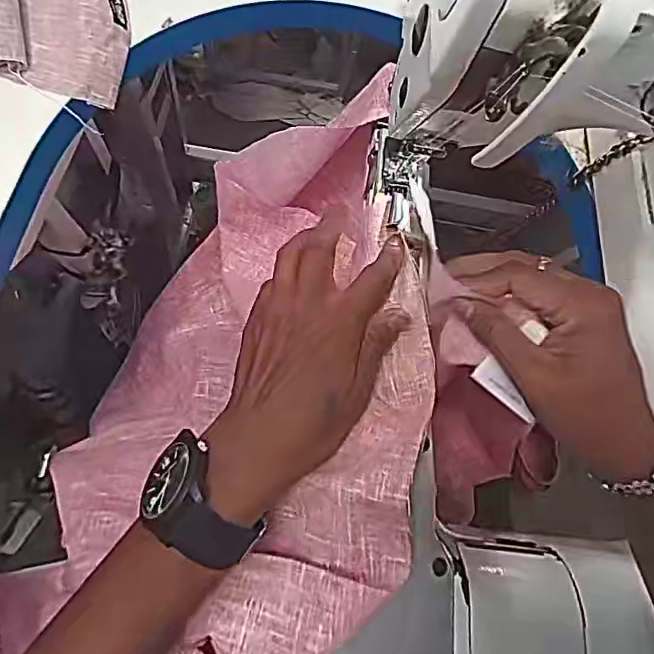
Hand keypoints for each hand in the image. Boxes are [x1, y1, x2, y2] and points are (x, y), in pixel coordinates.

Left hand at [203, 226, 408, 523]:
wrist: (256, 439)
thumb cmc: (311, 422)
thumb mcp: (357, 390)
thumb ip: (376, 346)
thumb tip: (397, 318)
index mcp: (339, 324)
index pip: (370, 279)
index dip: (387, 260)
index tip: (395, 246)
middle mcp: (307, 306)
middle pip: (319, 250)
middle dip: (332, 226)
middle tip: (340, 213)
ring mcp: (277, 309)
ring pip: (288, 257)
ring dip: (303, 237)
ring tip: (313, 230)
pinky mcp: (257, 319)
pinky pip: (271, 280)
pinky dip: (283, 267)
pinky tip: (289, 273)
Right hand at [447, 252, 653, 483]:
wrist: (628, 447)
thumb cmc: (590, 419)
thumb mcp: (533, 377)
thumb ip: (496, 333)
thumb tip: (465, 305)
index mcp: (583, 304)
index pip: (519, 274)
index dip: (478, 280)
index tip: (447, 289)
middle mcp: (592, 295)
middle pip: (528, 267)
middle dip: (485, 272)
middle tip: (449, 278)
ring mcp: (593, 304)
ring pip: (536, 277)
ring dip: (499, 282)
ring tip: (463, 290)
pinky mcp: (588, 316)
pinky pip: (546, 295)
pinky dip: (517, 297)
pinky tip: (492, 306)